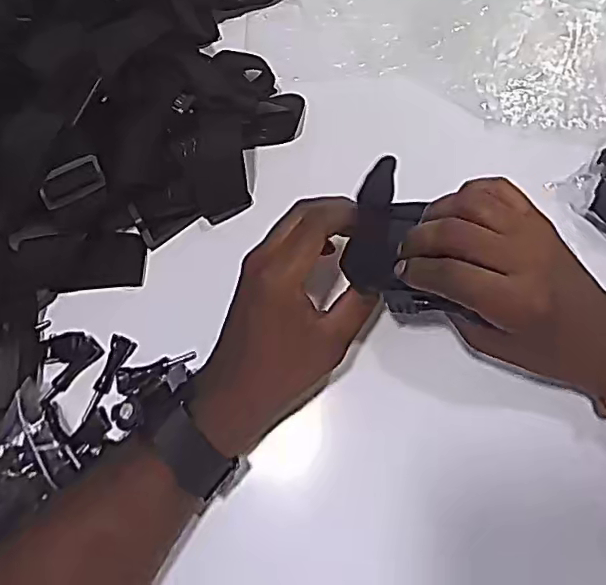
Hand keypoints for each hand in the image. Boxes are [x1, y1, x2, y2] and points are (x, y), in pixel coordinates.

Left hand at [191, 198, 380, 456]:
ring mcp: (253, 266)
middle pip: (300, 212)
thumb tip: (371, 279)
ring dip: (319, 220)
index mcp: (280, 273)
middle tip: (360, 220)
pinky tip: (325, 252)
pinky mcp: (252, 274)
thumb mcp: (331, 342)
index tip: (366, 218)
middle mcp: (262, 262)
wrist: (234, 395)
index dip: (346, 213)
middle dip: (334, 209)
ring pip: (289, 223)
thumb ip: (357, 303)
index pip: (315, 220)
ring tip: (349, 233)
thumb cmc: (271, 376)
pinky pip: (281, 239)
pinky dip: (305, 235)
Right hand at [398, 178, 605, 400]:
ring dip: (438, 211)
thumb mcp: (495, 346)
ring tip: (428, 227)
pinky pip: (496, 189)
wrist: (605, 338)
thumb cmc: (557, 348)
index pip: (450, 272)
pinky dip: (469, 191)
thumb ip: (456, 310)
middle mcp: (525, 260)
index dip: (417, 270)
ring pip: (470, 202)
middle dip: (419, 240)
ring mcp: (532, 233)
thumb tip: (425, 280)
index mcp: (517, 301)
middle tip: (408, 250)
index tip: (404, 271)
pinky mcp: (537, 219)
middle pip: (453, 232)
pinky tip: (457, 207)